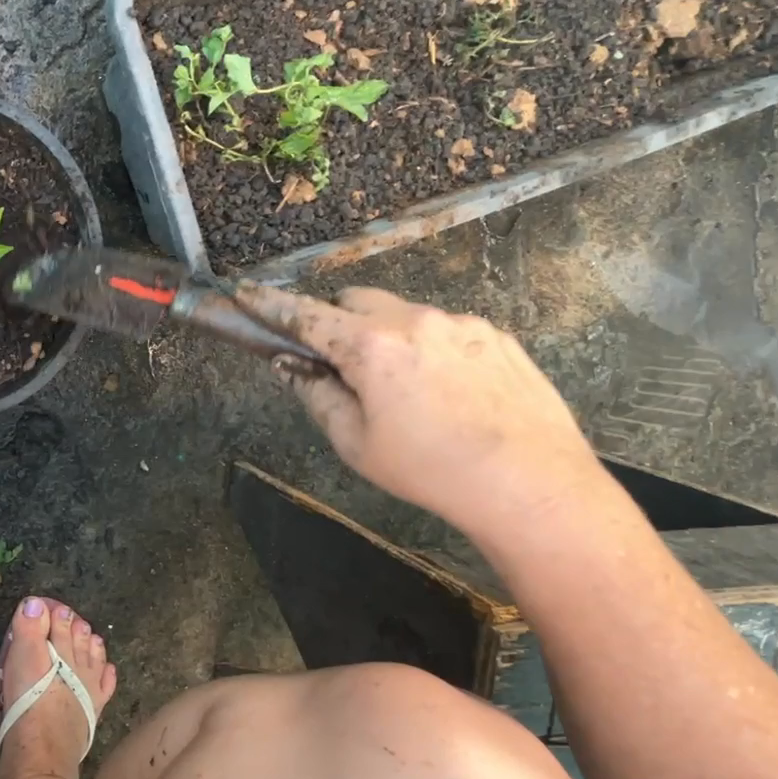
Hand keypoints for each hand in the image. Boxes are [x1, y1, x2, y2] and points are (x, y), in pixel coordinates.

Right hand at [236, 284, 607, 537]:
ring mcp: (462, 324)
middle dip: (337, 322)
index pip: (306, 315)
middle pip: (356, 301)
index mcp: (372, 347)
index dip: (270, 305)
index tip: (245, 293)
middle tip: (340, 366)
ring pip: (403, 315)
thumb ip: (317, 396)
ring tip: (405, 393)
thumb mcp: (355, 443)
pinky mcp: (498, 337)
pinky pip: (445, 330)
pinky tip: (445, 395)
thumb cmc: (430, 470)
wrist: (532, 485)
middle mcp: (416, 321)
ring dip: (386, 338)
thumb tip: (293, 368)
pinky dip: (428, 350)